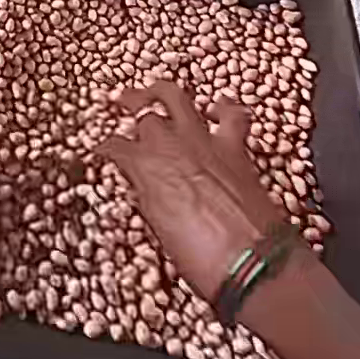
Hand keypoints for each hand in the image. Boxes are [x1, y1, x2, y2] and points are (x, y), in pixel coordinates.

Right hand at [103, 81, 284, 295]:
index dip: (107, 147)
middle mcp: (168, 145)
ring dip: (161, 91)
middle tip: (124, 106)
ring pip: (174, 96)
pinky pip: (231, 115)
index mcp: (144, 166)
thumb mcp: (159, 229)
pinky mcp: (233, 147)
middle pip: (143, 114)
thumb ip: (148, 197)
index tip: (104, 149)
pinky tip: (217, 107)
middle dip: (131, 110)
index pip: (115, 146)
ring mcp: (202, 141)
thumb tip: (143, 187)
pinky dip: (223, 108)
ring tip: (154, 90)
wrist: (255, 268)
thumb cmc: (203, 259)